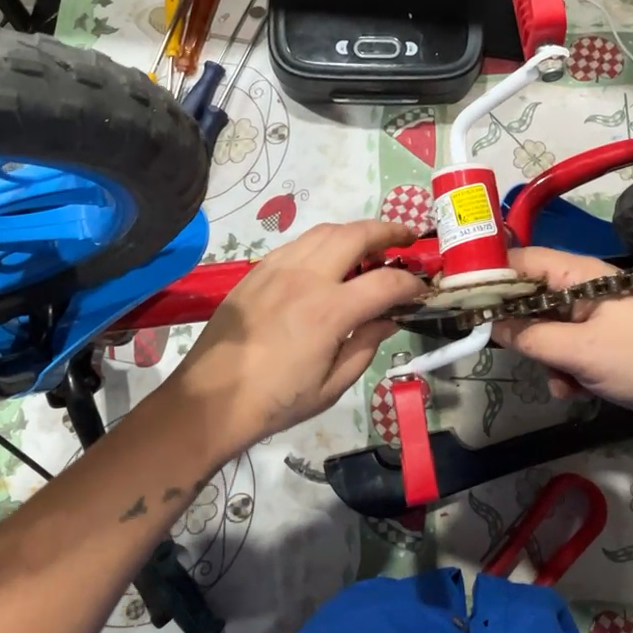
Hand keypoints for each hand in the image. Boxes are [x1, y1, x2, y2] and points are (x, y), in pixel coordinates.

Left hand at [164, 221, 423, 454]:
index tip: (421, 289)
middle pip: (357, 235)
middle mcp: (306, 278)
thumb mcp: (332, 386)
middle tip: (406, 240)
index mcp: (329, 311)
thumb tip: (388, 319)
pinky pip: (300, 242)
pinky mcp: (258, 269)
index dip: (410, 283)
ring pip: (326, 231)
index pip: (386, 282)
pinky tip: (330, 257)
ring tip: (371, 244)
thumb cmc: (276, 401)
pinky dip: (324, 241)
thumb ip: (366, 345)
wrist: (212, 399)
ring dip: (356, 232)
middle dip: (389, 232)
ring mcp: (279, 268)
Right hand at [491, 246, 632, 424]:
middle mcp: (588, 287)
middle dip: (521, 327)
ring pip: (548, 327)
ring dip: (546, 355)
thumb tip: (490, 324)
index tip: (465, 298)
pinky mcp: (603, 342)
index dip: (493, 275)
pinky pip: (567, 348)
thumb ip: (530, 336)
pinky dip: (565, 368)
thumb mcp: (577, 351)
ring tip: (560, 380)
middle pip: (534, 296)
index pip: (526, 260)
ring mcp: (597, 316)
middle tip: (502, 346)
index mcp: (584, 273)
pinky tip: (573, 390)